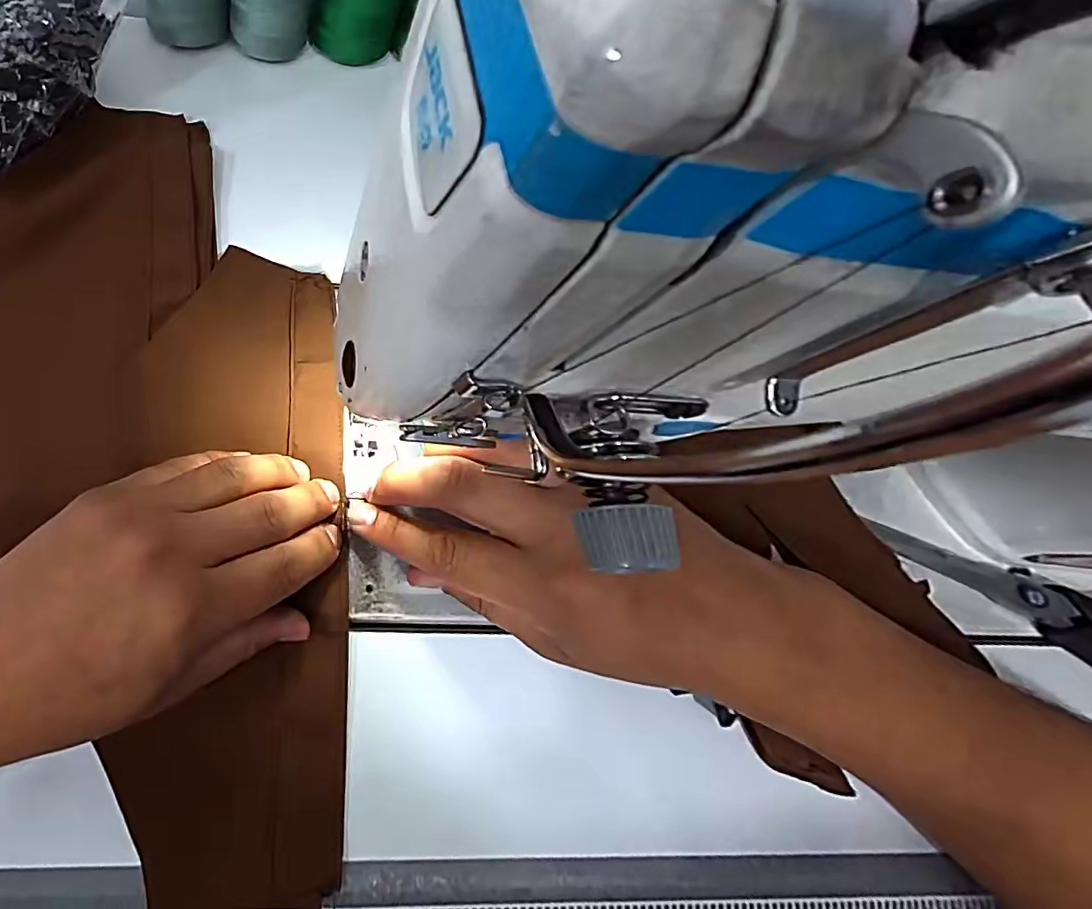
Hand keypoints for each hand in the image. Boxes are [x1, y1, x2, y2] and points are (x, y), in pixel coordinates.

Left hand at [0, 452, 340, 816]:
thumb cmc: (69, 693)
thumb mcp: (167, 687)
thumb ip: (239, 644)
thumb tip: (293, 622)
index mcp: (192, 609)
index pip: (282, 563)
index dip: (317, 549)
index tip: (333, 540)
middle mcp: (173, 549)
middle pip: (266, 510)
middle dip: (308, 502)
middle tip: (329, 499)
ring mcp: (139, 511)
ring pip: (230, 474)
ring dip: (273, 470)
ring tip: (298, 474)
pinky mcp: (110, 493)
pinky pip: (182, 465)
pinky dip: (220, 462)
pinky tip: (240, 464)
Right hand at [347, 456, 818, 696]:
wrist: (725, 612)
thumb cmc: (644, 638)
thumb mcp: (548, 639)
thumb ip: (479, 595)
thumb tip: (427, 568)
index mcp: (545, 586)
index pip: (446, 548)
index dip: (394, 530)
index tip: (365, 517)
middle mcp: (560, 529)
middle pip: (458, 482)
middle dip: (402, 478)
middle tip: (378, 486)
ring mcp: (579, 489)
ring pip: (487, 454)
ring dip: (436, 458)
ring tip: (410, 473)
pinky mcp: (594, 469)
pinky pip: (520, 452)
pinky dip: (480, 455)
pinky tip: (462, 463)